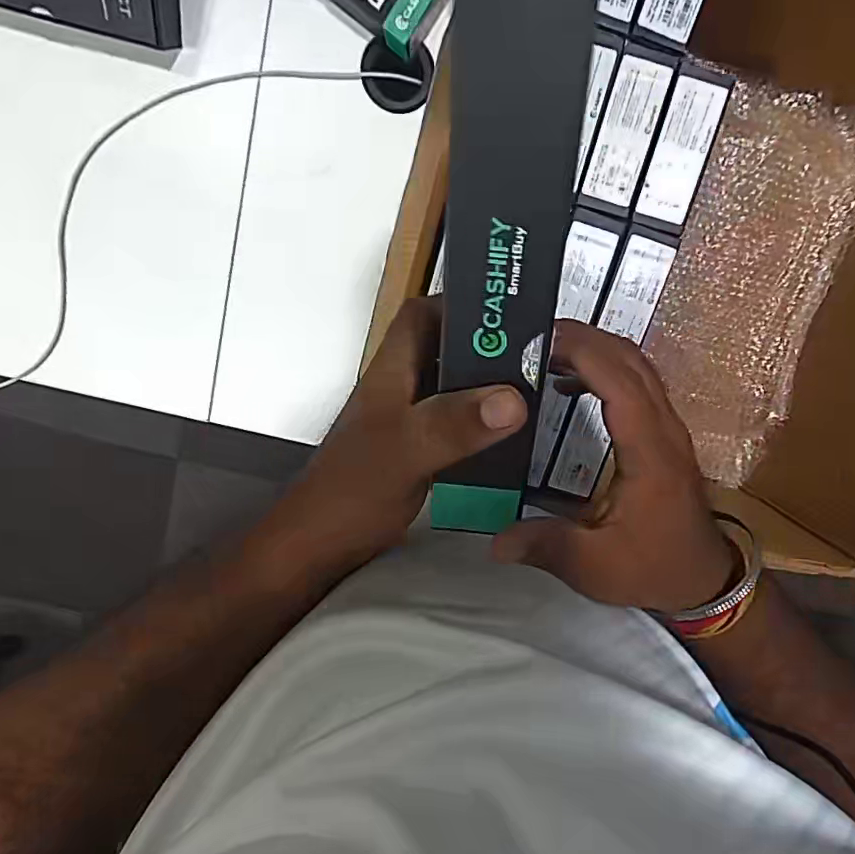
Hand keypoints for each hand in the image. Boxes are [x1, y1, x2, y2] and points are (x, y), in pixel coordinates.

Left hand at [252, 296, 527, 580]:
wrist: (319, 546)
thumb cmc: (351, 491)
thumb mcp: (406, 449)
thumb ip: (454, 423)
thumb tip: (512, 399)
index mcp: (391, 372)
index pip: (421, 317)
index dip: (459, 307)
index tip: (506, 316)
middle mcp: (401, 389)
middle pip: (445, 350)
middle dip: (487, 348)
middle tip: (535, 358)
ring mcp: (409, 421)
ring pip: (454, 388)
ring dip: (488, 387)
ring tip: (534, 392)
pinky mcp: (418, 452)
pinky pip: (458, 424)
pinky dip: (483, 424)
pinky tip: (511, 437)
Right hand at [490, 321, 735, 612]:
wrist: (704, 579)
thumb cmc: (654, 570)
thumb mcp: (596, 568)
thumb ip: (546, 548)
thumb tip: (495, 543)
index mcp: (649, 455)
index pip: (622, 385)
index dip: (585, 354)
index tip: (542, 339)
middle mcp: (663, 431)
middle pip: (631, 362)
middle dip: (585, 338)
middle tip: (533, 334)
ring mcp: (667, 428)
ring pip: (637, 366)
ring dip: (594, 348)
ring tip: (545, 348)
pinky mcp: (663, 433)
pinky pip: (636, 382)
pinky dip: (603, 368)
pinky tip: (568, 382)